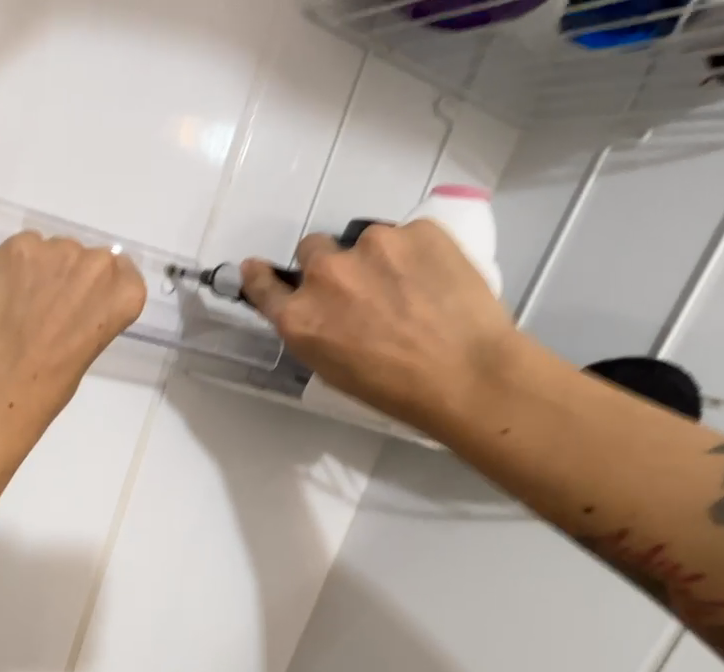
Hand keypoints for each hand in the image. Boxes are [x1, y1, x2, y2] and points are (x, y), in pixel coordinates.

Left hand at [0, 231, 146, 425]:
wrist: (2, 384)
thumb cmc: (51, 384)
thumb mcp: (90, 348)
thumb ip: (90, 314)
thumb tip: (69, 303)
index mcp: (126, 293)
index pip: (121, 272)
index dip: (96, 288)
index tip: (80, 305)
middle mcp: (99, 263)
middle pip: (85, 258)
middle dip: (68, 277)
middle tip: (46, 308)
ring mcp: (59, 249)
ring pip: (51, 250)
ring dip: (41, 270)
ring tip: (21, 305)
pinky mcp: (20, 246)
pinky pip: (21, 249)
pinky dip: (13, 268)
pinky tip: (3, 296)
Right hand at [240, 222, 525, 429]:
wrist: (466, 373)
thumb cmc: (394, 389)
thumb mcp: (332, 368)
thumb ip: (313, 330)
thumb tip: (320, 311)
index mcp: (299, 317)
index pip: (263, 286)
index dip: (261, 276)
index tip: (258, 269)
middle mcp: (325, 274)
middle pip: (313, 249)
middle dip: (328, 264)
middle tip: (358, 289)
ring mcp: (373, 245)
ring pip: (365, 242)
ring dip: (377, 259)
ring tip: (409, 290)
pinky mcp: (419, 229)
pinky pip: (408, 236)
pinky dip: (416, 254)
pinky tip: (435, 282)